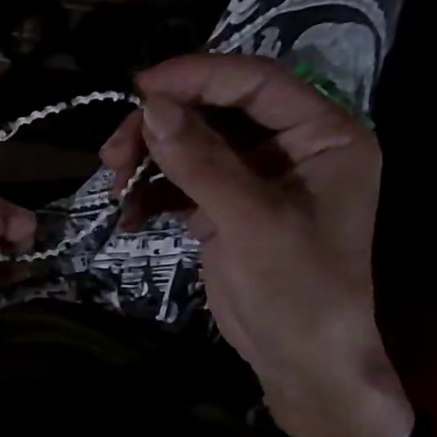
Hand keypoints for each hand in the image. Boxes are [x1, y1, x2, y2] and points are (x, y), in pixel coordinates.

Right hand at [100, 54, 413, 436]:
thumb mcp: (253, 223)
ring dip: (147, 161)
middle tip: (113, 154)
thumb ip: (202, 163)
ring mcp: (252, 177)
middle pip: (213, 110)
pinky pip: (179, 181)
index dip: (197, 76)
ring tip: (115, 189)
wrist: (298, 361)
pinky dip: (150, 194)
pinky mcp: (223, 206)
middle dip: (159, 127)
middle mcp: (289, 146)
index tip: (139, 88)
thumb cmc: (299, 290)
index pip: (255, 82)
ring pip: (188, 143)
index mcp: (323, 134)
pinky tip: (129, 218)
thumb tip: (150, 106)